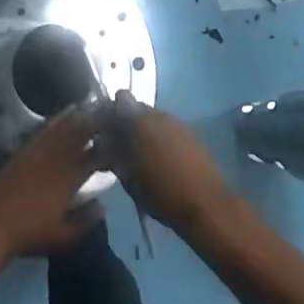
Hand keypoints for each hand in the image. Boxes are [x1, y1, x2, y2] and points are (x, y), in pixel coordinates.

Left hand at [0, 108, 103, 255]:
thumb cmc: (31, 233)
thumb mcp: (63, 237)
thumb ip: (86, 222)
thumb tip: (103, 205)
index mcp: (70, 180)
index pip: (95, 157)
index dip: (109, 147)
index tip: (121, 141)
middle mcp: (58, 160)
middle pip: (82, 135)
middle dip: (98, 122)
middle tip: (112, 113)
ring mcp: (41, 151)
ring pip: (66, 127)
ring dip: (82, 115)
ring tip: (95, 104)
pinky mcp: (27, 149)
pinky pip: (47, 128)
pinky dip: (59, 118)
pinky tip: (67, 111)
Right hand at [95, 91, 233, 234]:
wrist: (205, 203)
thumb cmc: (161, 193)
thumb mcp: (129, 177)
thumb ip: (114, 153)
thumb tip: (103, 141)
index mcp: (140, 121)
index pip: (117, 101)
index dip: (106, 114)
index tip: (99, 131)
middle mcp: (158, 114)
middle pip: (134, 106)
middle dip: (122, 120)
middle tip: (116, 143)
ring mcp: (175, 121)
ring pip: (149, 116)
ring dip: (140, 128)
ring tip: (136, 152)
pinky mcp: (188, 131)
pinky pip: (164, 126)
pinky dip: (155, 135)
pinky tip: (156, 156)